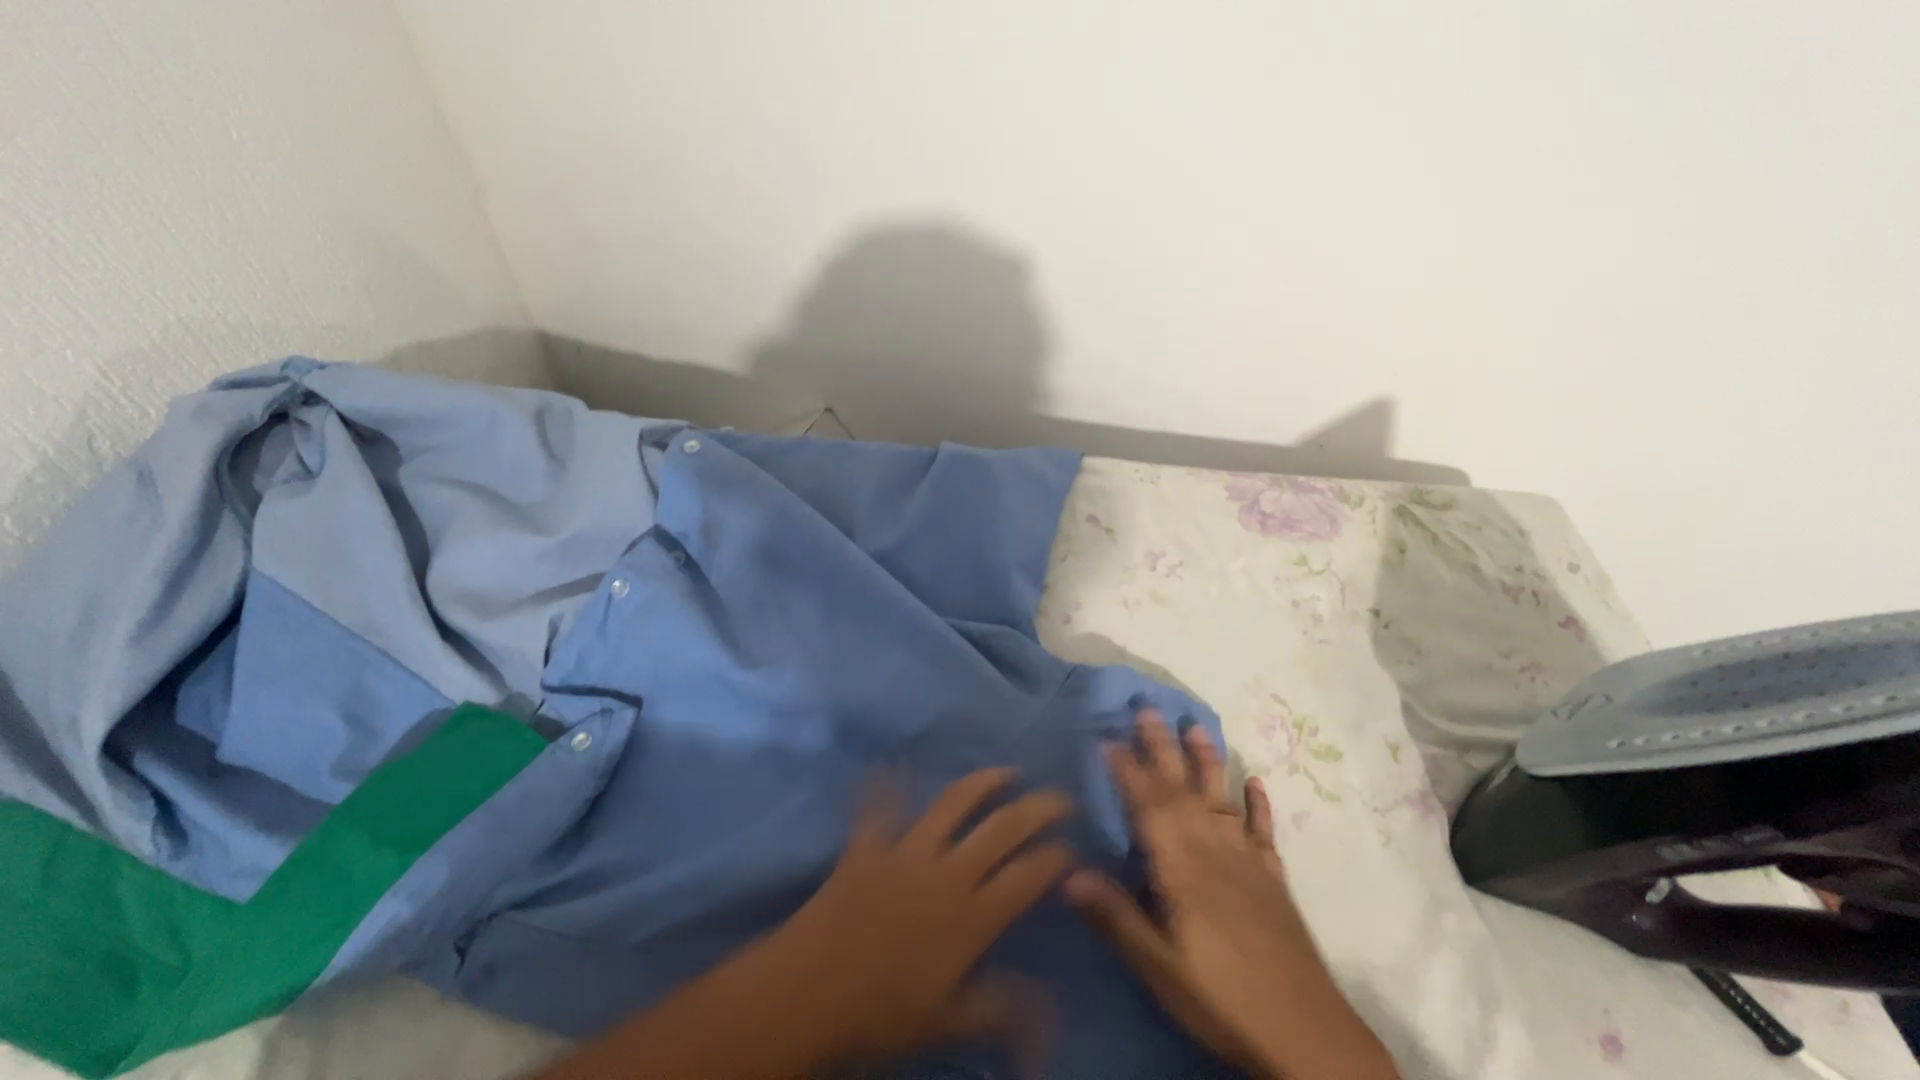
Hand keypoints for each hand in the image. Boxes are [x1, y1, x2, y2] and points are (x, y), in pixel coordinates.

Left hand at [776, 768, 1074, 1070]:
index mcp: (973, 916)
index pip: (1030, 875)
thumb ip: (1000, 1009)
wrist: (808, 992)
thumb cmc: (881, 1013)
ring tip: (1007, 772)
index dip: (1057, 857)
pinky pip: (880, 805)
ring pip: (953, 803)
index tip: (1072, 848)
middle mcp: (948, 873)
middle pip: (1004, 828)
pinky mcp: (866, 845)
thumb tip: (1048, 1015)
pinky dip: (889, 783)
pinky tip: (898, 765)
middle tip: (1060, 797)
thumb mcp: (949, 1020)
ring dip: (984, 782)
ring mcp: (905, 852)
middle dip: (1039, 808)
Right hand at [1065, 710, 1398, 1079]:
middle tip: (1147, 707)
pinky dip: (1257, 805)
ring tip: (1195, 725)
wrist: (1307, 1034)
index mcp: (1182, 871)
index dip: (1128, 772)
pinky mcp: (1274, 882)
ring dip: (1206, 761)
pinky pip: (1262, 832)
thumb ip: (1116, 916)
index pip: (1149, 808)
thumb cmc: (1222, 999)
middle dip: (1162, 748)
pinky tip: (1255, 782)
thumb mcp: (1159, 966)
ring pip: (1221, 800)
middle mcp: (1216, 854)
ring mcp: (1249, 864)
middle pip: (1183, 791)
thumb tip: (1066, 871)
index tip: (1108, 737)